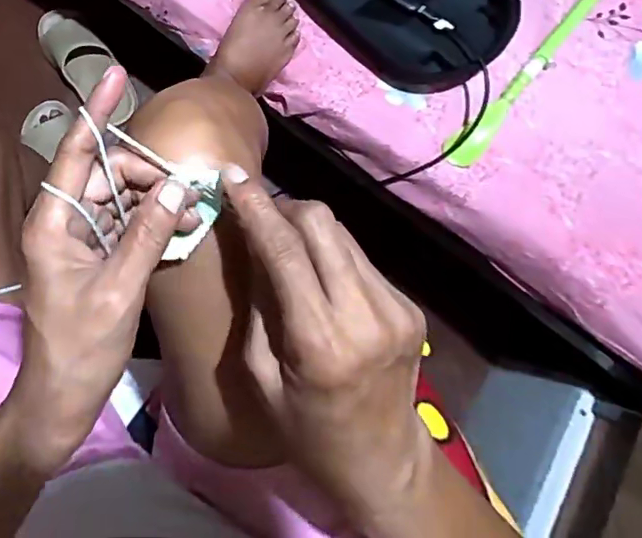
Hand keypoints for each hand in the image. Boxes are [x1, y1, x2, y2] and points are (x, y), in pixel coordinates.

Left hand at [8, 66, 190, 473]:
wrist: (59, 401)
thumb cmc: (79, 350)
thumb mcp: (119, 292)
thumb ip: (147, 235)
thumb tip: (174, 186)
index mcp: (52, 222)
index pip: (74, 151)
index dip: (96, 111)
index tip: (116, 74)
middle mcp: (62, 219)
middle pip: (107, 172)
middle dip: (146, 173)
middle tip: (187, 194)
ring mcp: (78, 235)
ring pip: (120, 194)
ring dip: (154, 197)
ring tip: (193, 210)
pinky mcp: (93, 251)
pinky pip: (125, 218)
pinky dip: (151, 217)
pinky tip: (180, 223)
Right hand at [220, 170, 435, 530]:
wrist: (386, 464)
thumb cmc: (307, 430)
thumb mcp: (261, 374)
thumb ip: (256, 301)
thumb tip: (249, 239)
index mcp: (320, 341)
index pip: (283, 249)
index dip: (255, 206)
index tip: (232, 176)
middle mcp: (364, 315)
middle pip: (321, 222)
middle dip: (284, 206)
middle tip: (259, 214)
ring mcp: (395, 307)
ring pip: (341, 232)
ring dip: (307, 225)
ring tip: (284, 239)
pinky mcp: (409, 306)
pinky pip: (358, 256)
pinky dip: (330, 252)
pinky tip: (318, 272)